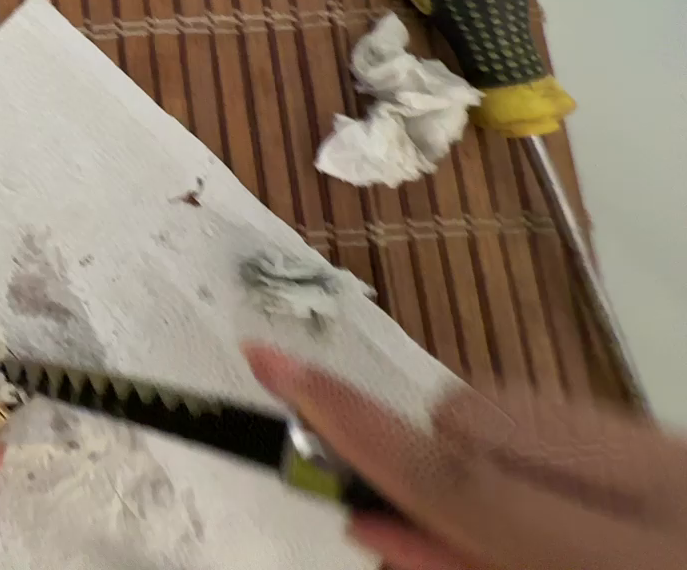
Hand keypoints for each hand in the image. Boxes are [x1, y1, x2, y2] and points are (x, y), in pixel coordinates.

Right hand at [245, 344, 686, 569]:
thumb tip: (365, 521)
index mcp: (632, 557)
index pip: (459, 481)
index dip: (351, 423)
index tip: (264, 360)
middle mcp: (668, 490)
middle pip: (469, 420)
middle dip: (431, 460)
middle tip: (436, 526)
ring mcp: (674, 449)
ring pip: (503, 403)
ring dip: (483, 454)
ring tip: (539, 521)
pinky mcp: (672, 435)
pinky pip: (554, 409)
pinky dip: (532, 447)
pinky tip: (582, 502)